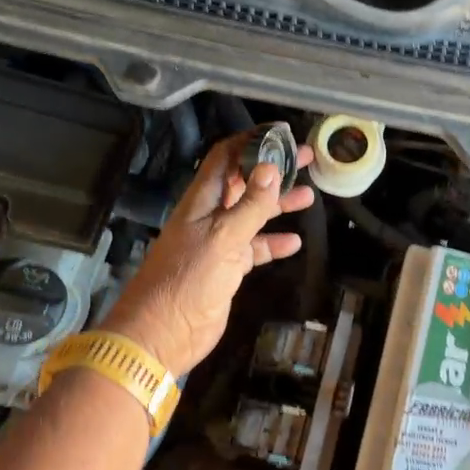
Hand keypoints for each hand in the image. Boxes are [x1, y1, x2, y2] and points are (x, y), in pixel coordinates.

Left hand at [104, 133, 315, 373]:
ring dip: (278, 204)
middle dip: (274, 169)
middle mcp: (211, 215)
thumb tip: (272, 167)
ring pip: (253, 214)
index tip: (283, 134)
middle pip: (245, 182)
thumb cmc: (187, 279)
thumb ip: (251, 204)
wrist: (160, 335)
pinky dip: (273, 242)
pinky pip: (255, 248)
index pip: (226, 157)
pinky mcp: (227, 268)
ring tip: (309, 196)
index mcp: (203, 200)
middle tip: (308, 159)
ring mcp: (219, 242)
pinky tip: (294, 241)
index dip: (252, 141)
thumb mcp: (223, 238)